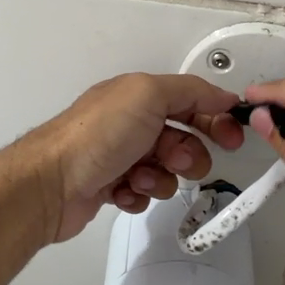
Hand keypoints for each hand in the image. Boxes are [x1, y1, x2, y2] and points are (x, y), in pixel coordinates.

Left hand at [15, 73, 245, 243]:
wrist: (51, 184)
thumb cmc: (95, 136)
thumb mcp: (147, 94)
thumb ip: (190, 89)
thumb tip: (221, 94)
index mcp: (138, 96)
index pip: (191, 101)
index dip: (216, 118)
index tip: (233, 139)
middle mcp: (129, 123)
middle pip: (183, 140)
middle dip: (187, 155)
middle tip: (174, 161)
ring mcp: (119, 156)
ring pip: (165, 172)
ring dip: (160, 178)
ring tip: (138, 178)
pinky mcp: (110, 187)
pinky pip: (143, 194)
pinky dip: (138, 195)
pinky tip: (121, 192)